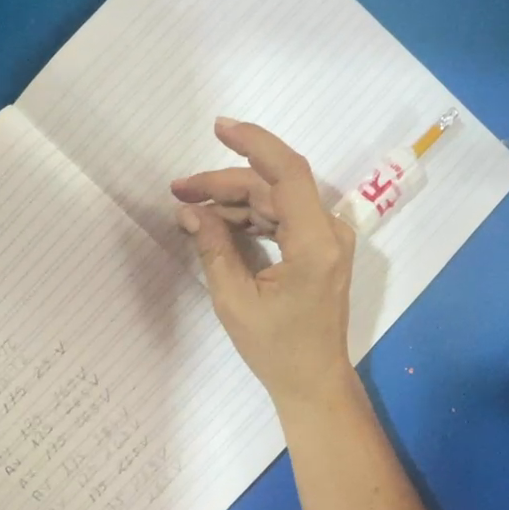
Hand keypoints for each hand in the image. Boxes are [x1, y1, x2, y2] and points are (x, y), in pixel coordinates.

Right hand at [171, 118, 356, 408]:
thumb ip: (213, 248)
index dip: (253, 144)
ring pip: (276, 201)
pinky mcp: (320, 250)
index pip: (287, 173)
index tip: (218, 127)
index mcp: (314, 242)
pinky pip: (282, 219)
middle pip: (274, 187)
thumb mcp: (234, 300)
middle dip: (224, 184)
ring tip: (191, 211)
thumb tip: (190, 210)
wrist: (314, 382)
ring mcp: (328, 240)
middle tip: (179, 193)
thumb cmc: (276, 349)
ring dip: (234, 202)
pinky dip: (250, 218)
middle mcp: (329, 232)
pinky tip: (217, 224)